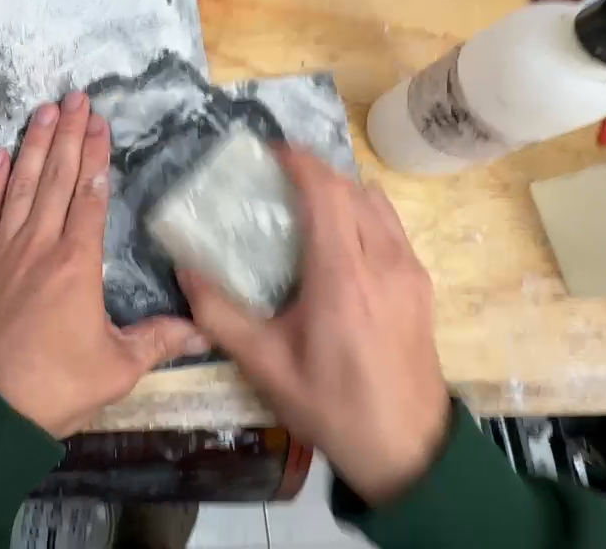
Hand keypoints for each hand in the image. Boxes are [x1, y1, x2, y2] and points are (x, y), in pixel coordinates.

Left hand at [0, 91, 207, 436]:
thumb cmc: (54, 386)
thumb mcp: (116, 368)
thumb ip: (158, 341)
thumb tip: (204, 331)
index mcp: (77, 262)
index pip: (90, 195)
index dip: (96, 156)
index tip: (100, 122)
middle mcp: (40, 243)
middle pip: (58, 178)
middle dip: (69, 134)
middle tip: (75, 97)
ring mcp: (3, 248)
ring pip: (22, 185)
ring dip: (34, 145)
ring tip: (43, 110)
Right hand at [177, 147, 449, 505]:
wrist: (410, 453)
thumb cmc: (331, 406)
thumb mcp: (264, 365)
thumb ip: (218, 314)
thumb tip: (183, 268)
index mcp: (342, 278)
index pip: (326, 193)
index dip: (298, 162)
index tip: (270, 151)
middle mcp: (383, 262)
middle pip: (351, 188)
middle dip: (314, 171)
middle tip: (278, 176)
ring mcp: (410, 271)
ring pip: (376, 201)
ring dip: (340, 188)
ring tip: (306, 200)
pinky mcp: (422, 284)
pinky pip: (391, 224)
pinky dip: (362, 210)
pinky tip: (339, 235)